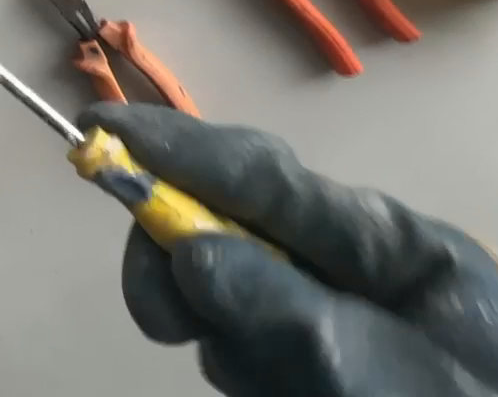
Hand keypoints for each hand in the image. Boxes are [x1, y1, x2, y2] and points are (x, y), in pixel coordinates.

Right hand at [82, 103, 497, 396]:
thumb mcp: (383, 383)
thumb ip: (284, 311)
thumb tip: (186, 251)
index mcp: (400, 249)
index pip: (264, 174)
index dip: (175, 145)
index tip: (97, 126)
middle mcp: (358, 265)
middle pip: (228, 216)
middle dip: (179, 251)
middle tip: (154, 317)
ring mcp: (330, 308)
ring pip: (219, 272)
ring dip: (204, 315)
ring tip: (247, 381)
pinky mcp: (303, 346)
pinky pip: (232, 324)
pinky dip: (230, 352)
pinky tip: (265, 388)